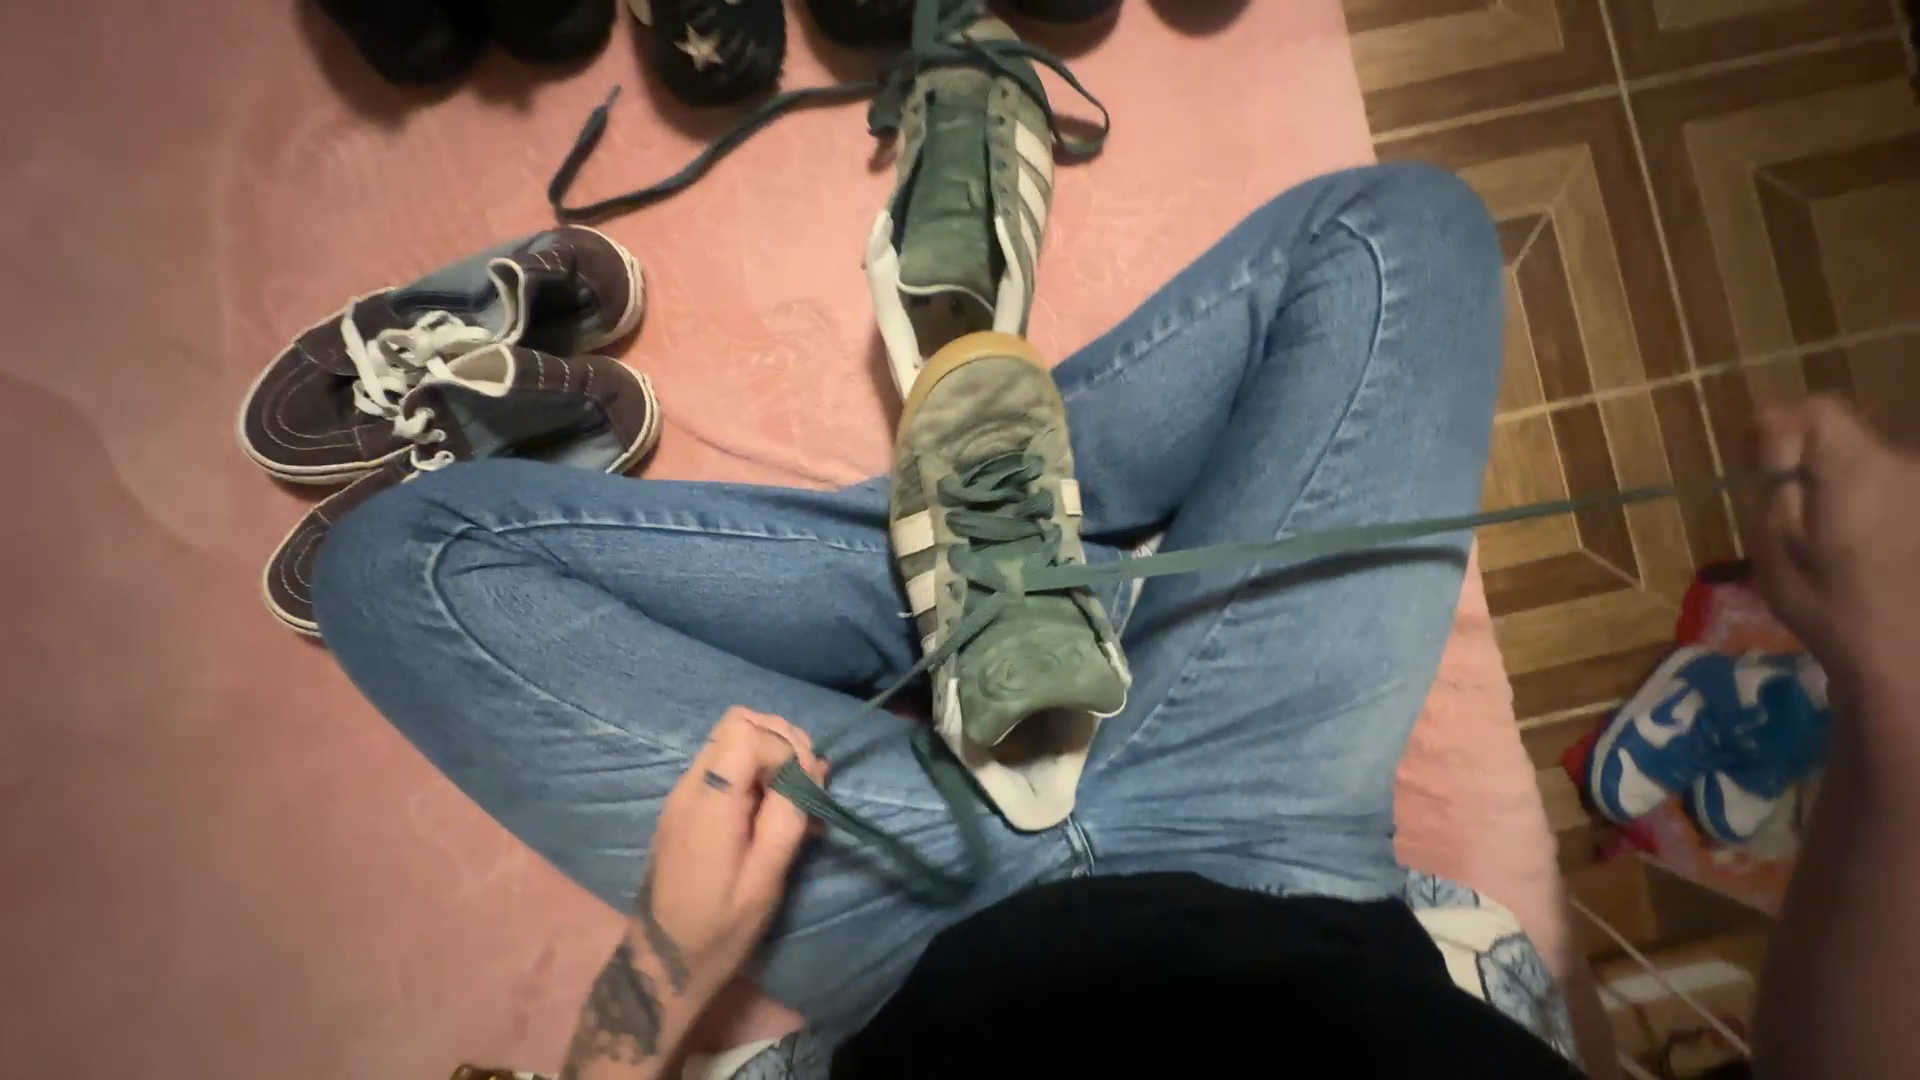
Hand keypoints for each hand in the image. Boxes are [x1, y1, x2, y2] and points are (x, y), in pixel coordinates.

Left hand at [631, 707, 826, 1006]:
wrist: (661, 965)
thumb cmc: (719, 928)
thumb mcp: (765, 878)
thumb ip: (788, 815)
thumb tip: (812, 767)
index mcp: (709, 802)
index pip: (748, 732)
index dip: (785, 749)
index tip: (804, 787)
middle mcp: (690, 786)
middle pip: (737, 721)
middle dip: (780, 738)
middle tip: (804, 778)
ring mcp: (683, 793)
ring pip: (730, 737)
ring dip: (768, 751)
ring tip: (792, 792)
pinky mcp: (686, 805)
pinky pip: (723, 762)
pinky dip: (753, 768)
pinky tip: (771, 806)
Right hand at [1753, 399, 1919, 716]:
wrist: (1909, 658)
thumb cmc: (1824, 603)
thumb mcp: (1775, 540)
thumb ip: (1778, 475)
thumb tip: (1771, 416)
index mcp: (1857, 470)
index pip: (1818, 411)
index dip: (1784, 431)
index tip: (1765, 471)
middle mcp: (1908, 467)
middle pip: (1849, 440)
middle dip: (1816, 468)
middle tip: (1796, 524)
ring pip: (1875, 468)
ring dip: (1848, 493)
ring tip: (1837, 547)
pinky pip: (1898, 493)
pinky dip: (1878, 513)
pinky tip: (1873, 554)